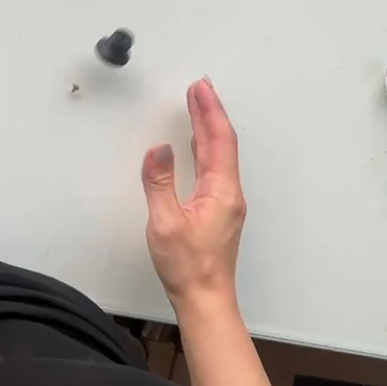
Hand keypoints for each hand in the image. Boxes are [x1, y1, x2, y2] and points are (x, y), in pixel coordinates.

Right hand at [141, 79, 245, 311]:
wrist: (205, 297)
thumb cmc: (187, 265)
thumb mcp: (164, 223)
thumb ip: (159, 184)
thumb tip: (157, 150)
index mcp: (222, 191)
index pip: (218, 141)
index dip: (209, 112)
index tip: (200, 88)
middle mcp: (229, 193)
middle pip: (221, 144)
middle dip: (209, 114)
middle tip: (199, 88)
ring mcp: (226, 202)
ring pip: (219, 156)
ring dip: (208, 129)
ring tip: (198, 108)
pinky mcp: (219, 211)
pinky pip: (215, 169)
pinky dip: (206, 148)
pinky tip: (197, 146)